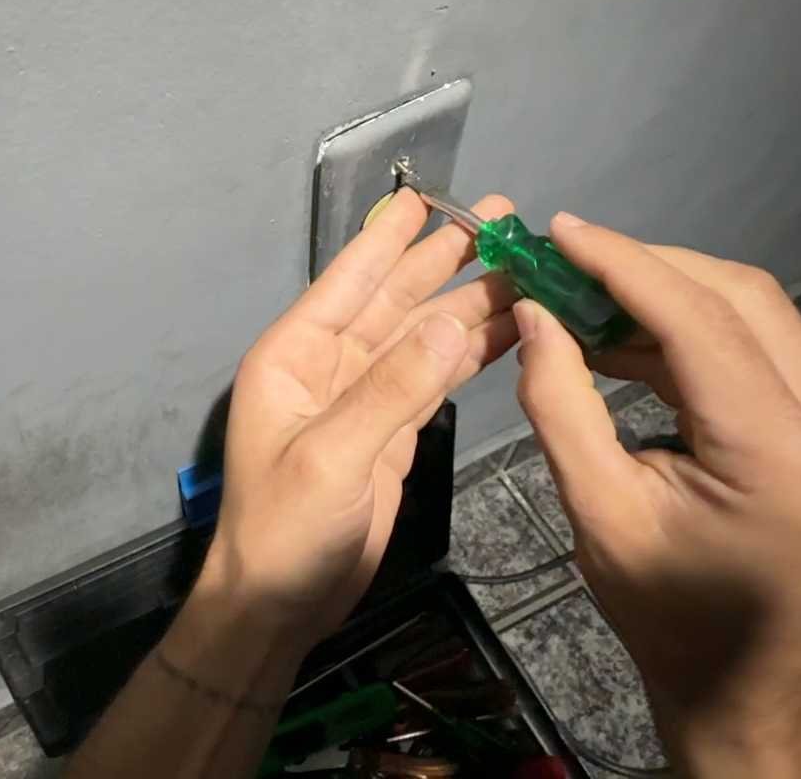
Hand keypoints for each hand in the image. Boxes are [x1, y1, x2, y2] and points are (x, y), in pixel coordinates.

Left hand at [206, 189, 519, 645]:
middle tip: (498, 218)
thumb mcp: (332, 456)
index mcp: (295, 355)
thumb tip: (455, 322)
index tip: (425, 196)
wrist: (280, 603)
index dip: (388, 239)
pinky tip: (506, 330)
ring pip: (420, 336)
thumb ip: (393, 389)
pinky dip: (469, 355)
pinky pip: (433, 379)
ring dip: (467, 303)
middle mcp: (329, 364)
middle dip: (442, 258)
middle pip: (392, 299)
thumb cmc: (284, 528)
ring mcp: (363, 395)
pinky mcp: (390, 429)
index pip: (346, 281)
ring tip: (520, 266)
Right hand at [514, 215, 800, 777]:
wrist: (744, 690)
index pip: (702, 324)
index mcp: (784, 463)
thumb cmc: (662, 614)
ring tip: (585, 297)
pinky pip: (757, 352)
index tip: (560, 231)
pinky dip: (686, 331)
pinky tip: (626, 338)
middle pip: (743, 301)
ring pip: (756, 316)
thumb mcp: (593, 510)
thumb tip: (533, 313)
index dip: (624, 265)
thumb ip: (558, 402)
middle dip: (646, 267)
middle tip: (566, 261)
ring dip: (666, 295)